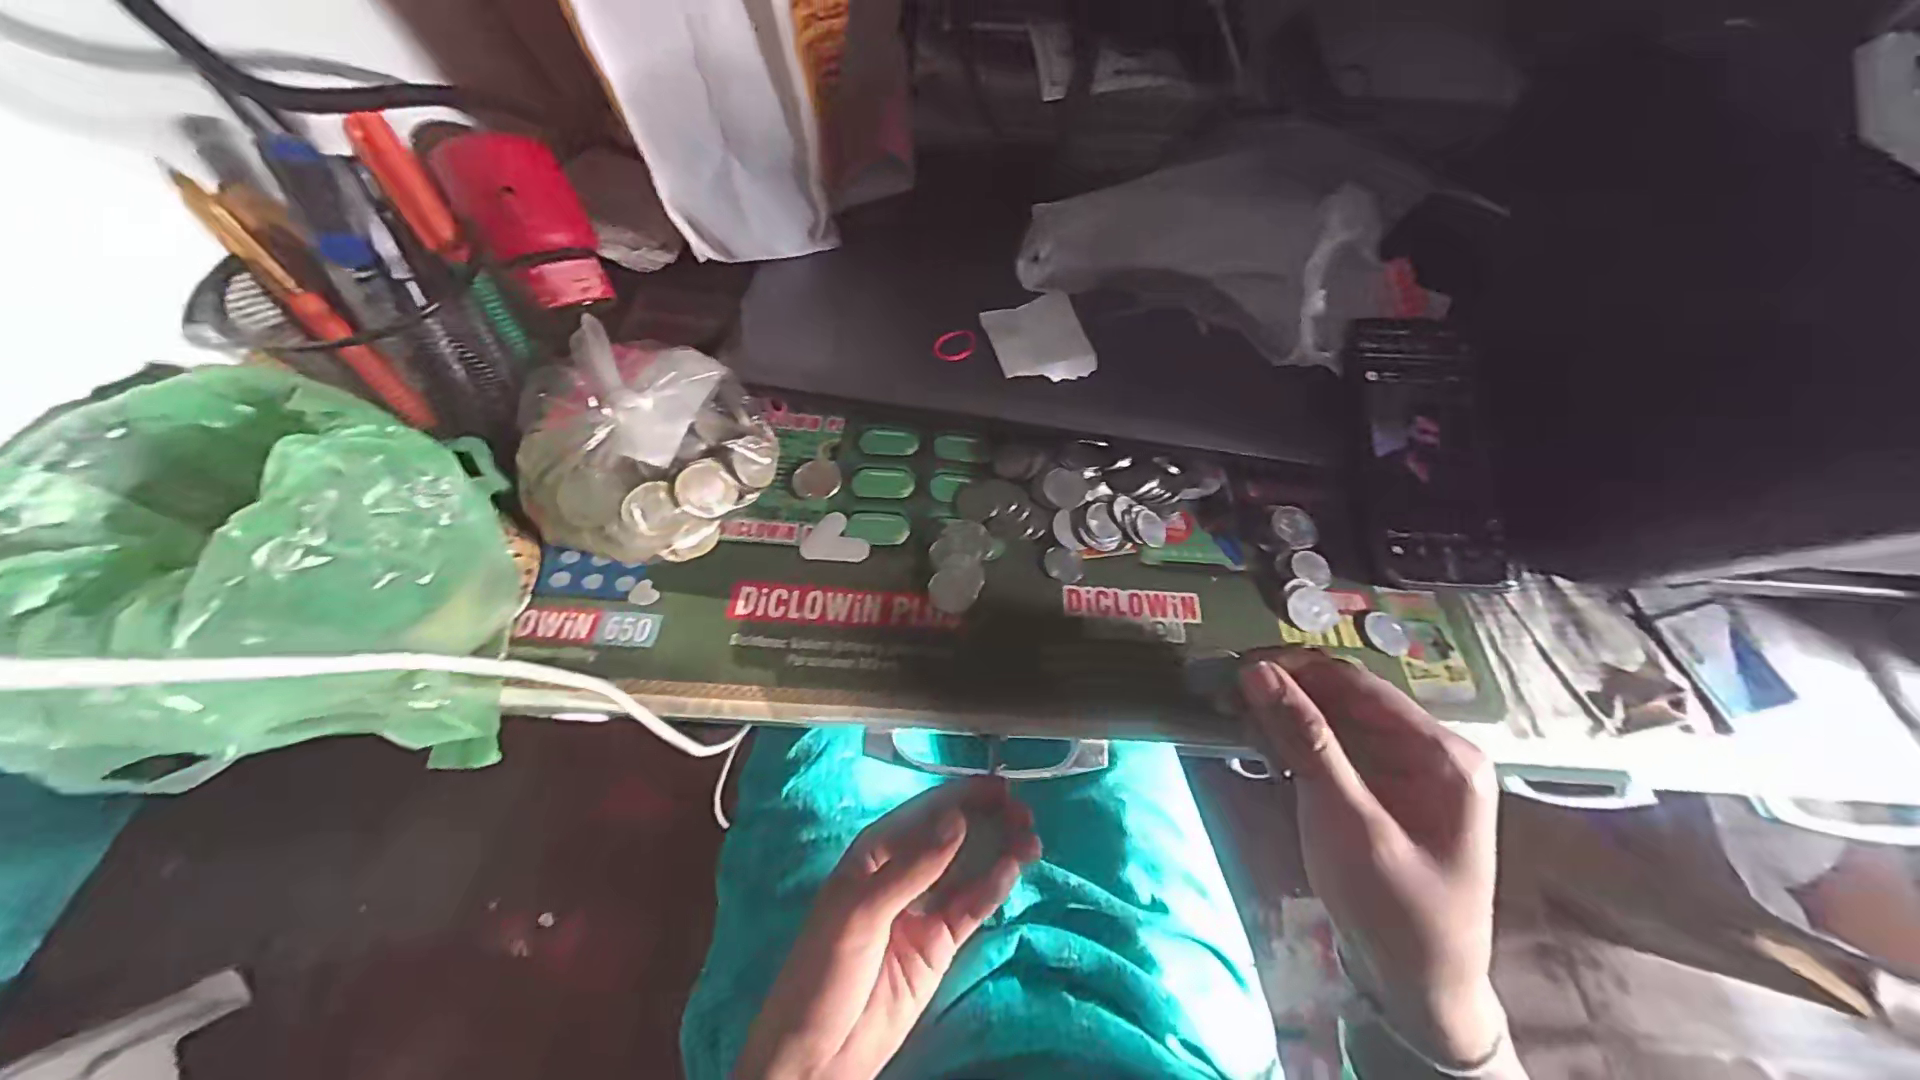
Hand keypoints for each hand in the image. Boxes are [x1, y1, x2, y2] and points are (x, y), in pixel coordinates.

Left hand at [733, 777, 1041, 1079]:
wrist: (815, 1056)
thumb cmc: (823, 970)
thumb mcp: (861, 911)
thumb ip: (912, 867)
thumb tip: (958, 820)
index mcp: (874, 854)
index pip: (923, 813)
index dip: (961, 796)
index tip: (999, 786)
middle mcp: (901, 873)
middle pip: (951, 838)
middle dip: (985, 820)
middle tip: (1022, 812)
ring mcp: (922, 909)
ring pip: (967, 869)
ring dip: (997, 850)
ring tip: (1030, 837)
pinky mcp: (938, 944)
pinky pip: (970, 908)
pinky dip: (992, 888)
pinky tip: (1013, 869)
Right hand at [1240, 648, 1505, 1066]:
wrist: (1419, 989)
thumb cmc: (1395, 909)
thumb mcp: (1346, 822)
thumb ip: (1304, 741)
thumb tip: (1256, 671)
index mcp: (1440, 752)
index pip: (1354, 681)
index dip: (1291, 667)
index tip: (1232, 669)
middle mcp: (1427, 747)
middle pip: (1342, 694)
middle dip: (1281, 688)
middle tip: (1222, 692)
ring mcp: (1403, 767)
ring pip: (1331, 715)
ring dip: (1280, 711)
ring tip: (1231, 712)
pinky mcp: (1379, 785)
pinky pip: (1330, 743)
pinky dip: (1290, 738)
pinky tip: (1259, 740)